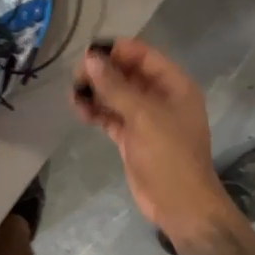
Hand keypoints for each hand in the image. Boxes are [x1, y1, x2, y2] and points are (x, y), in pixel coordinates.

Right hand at [73, 38, 228, 234]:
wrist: (180, 204)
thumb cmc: (169, 155)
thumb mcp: (143, 116)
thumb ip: (116, 86)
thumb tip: (91, 59)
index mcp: (174, 85)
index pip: (144, 56)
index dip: (118, 51)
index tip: (89, 52)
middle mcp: (161, 97)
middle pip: (128, 74)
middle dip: (103, 72)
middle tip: (77, 76)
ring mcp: (146, 118)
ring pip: (117, 95)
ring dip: (96, 92)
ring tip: (74, 94)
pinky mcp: (132, 137)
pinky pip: (111, 116)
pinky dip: (97, 112)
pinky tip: (79, 110)